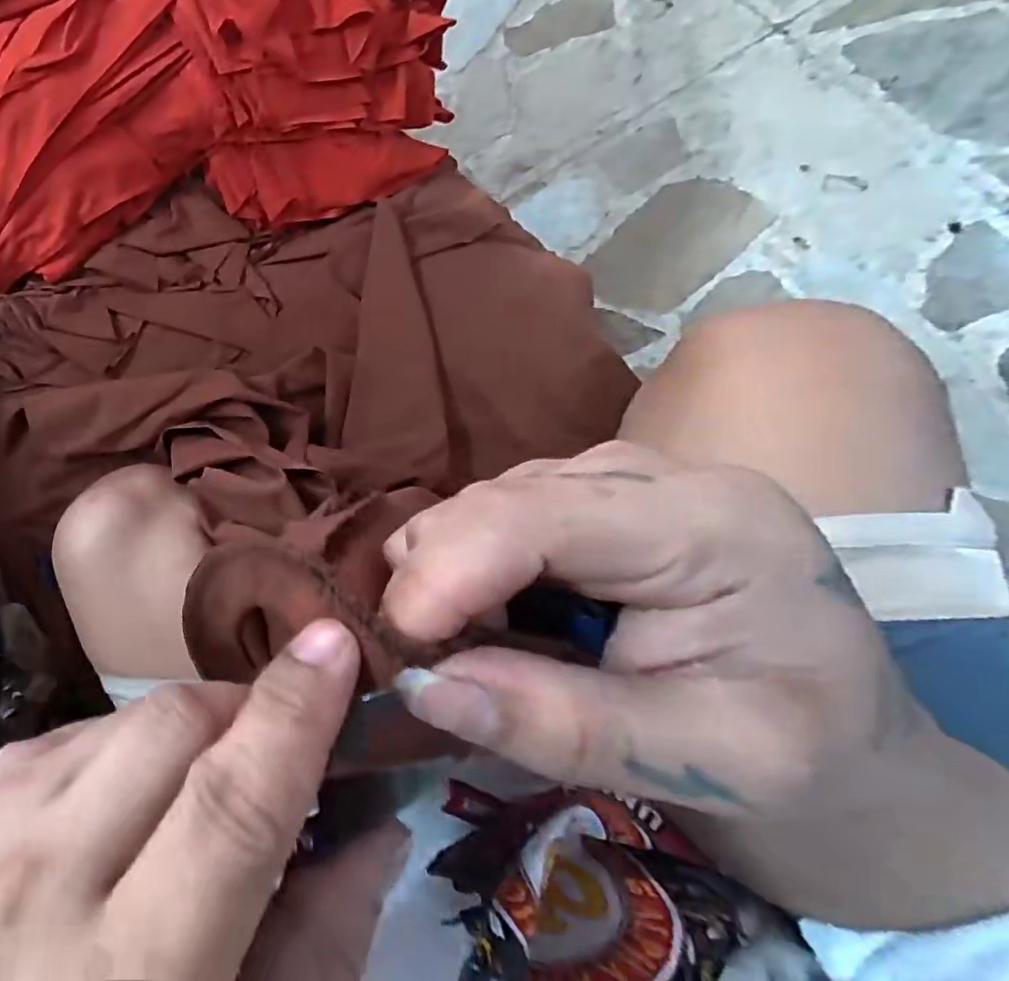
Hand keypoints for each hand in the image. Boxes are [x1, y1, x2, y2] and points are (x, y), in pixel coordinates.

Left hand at [0, 621, 361, 980]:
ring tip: (206, 779)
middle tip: (283, 736)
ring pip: (132, 714)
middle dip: (242, 707)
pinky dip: (138, 740)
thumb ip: (324, 932)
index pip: (227, 806)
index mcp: (134, 961)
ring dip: (190, 726)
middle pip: (171, 727)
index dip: (289, 717)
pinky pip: (91, 726)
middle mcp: (54, 869)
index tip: (334, 644)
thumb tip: (377, 816)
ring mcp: (8, 813)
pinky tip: (142, 790)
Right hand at [382, 440, 1008, 927]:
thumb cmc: (791, 748)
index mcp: (704, 524)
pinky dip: (453, 576)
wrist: (831, 727)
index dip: (443, 575)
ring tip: (486, 650)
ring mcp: (593, 474)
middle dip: (433, 590)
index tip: (403, 649)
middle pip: (478, 508)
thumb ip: (562, 727)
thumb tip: (418, 689)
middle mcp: (638, 474)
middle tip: (442, 669)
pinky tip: (497, 618)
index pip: (526, 519)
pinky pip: (466, 520)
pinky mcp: (562, 491)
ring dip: (440, 585)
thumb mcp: (703, 760)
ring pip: (459, 511)